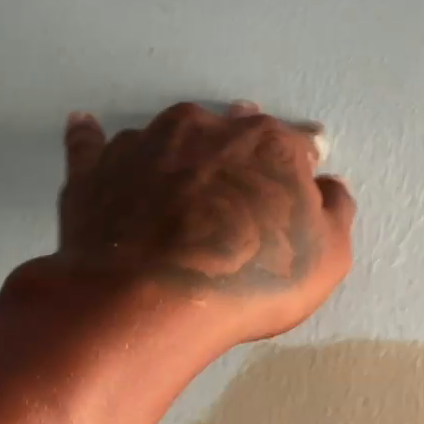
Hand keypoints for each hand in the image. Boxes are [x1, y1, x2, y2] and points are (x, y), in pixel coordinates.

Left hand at [38, 101, 355, 346]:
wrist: (154, 298)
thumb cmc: (256, 278)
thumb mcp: (328, 256)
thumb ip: (335, 212)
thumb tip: (327, 186)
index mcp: (270, 145)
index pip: (299, 142)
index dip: (308, 156)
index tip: (312, 163)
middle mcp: (208, 128)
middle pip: (234, 125)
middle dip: (247, 137)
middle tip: (251, 154)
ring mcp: (146, 143)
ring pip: (172, 130)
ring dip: (186, 140)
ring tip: (187, 154)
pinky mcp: (95, 168)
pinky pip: (95, 143)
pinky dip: (96, 137)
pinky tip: (88, 127)